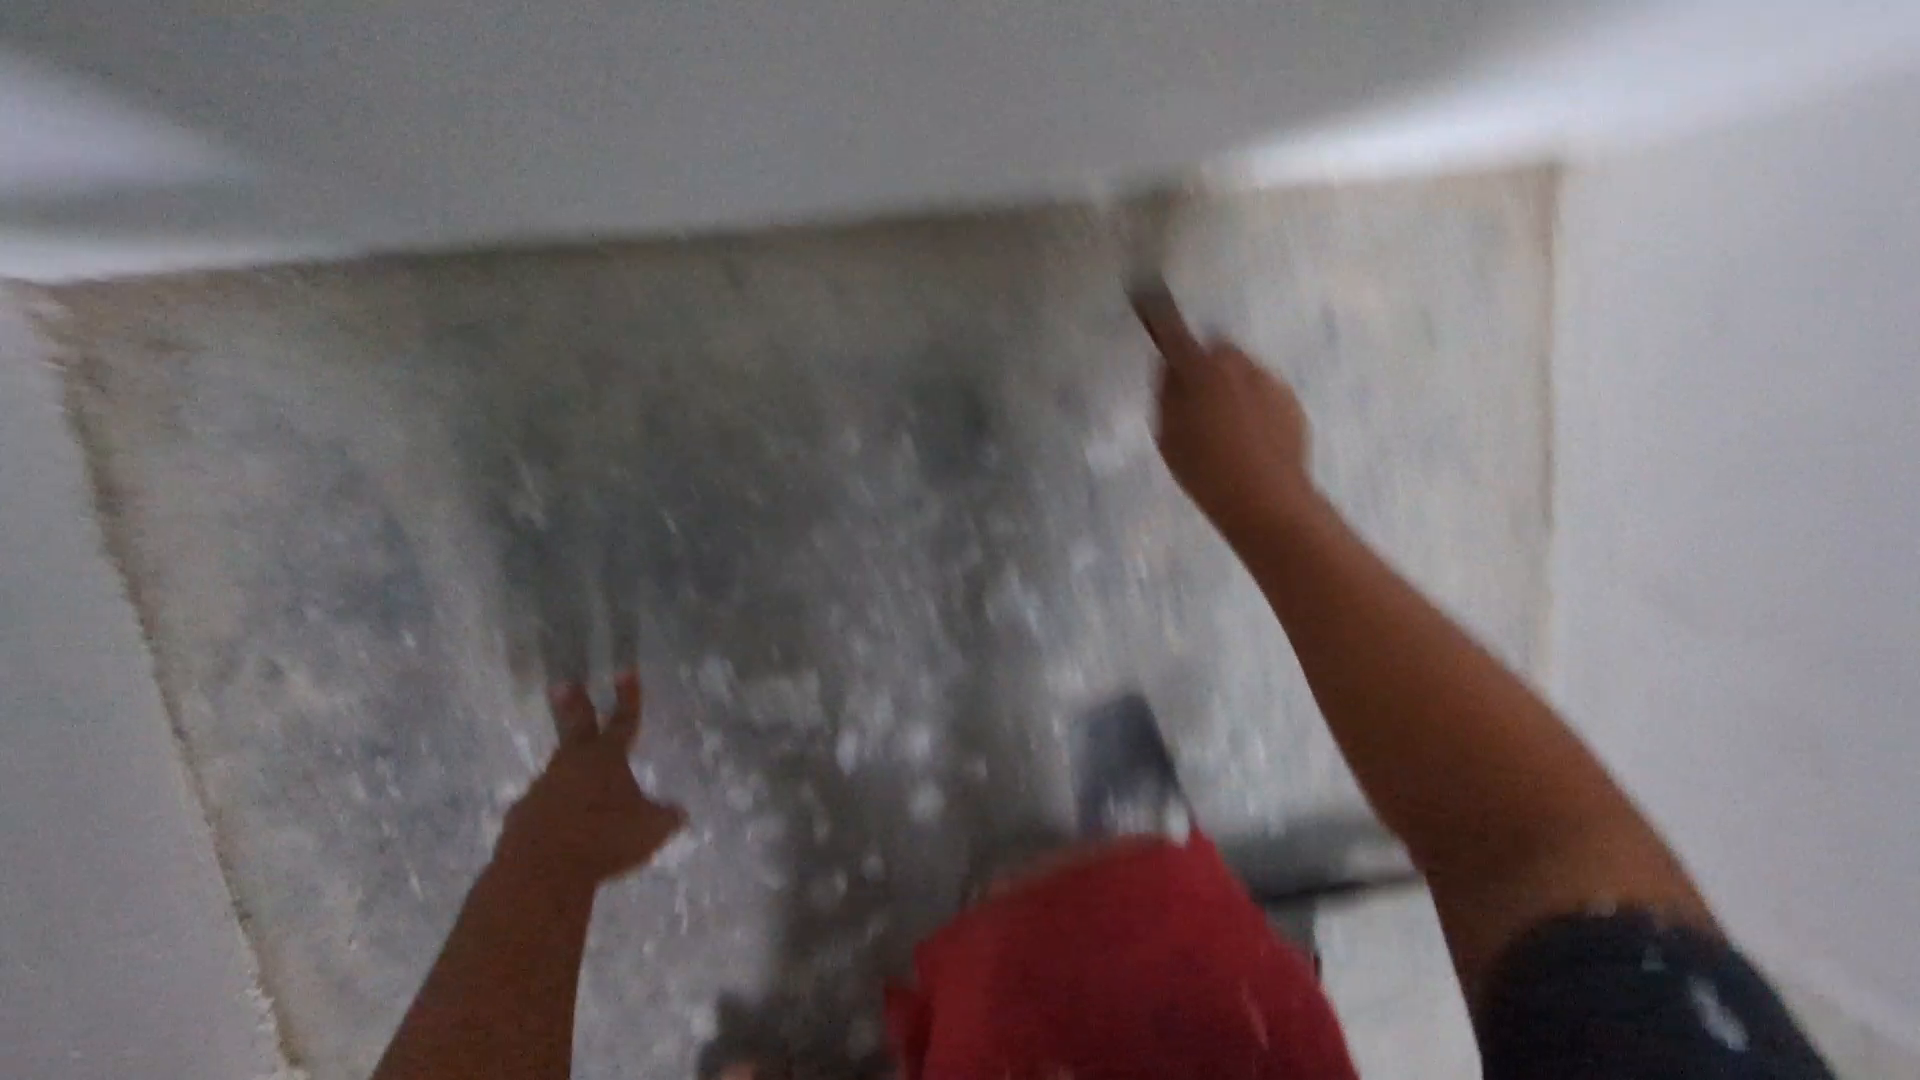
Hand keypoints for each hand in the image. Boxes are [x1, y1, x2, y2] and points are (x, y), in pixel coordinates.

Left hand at [497, 670, 684, 883]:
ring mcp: (542, 790)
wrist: (540, 872)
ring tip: (579, 784)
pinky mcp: (521, 818)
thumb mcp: (651, 829)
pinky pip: (544, 807)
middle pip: (575, 727)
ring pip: (559, 773)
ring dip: (568, 771)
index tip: (626, 670)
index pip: (624, 721)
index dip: (629, 696)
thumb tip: (679, 812)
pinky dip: (554, 810)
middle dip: (574, 704)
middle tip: (563, 684)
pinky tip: (561, 827)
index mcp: (606, 759)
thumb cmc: (603, 840)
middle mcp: (571, 765)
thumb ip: (665, 816)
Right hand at [1133, 287, 1314, 533]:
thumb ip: (1167, 394)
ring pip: (1243, 373)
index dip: (1160, 318)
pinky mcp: (1292, 404)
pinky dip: (1254, 407)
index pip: (1175, 335)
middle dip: (1206, 366)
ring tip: (1224, 431)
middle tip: (1194, 404)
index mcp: (1202, 371)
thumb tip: (1171, 368)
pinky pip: (1264, 395)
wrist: (1266, 499)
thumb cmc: (1205, 470)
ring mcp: (1270, 383)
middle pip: (1217, 351)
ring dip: (1231, 388)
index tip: (1149, 298)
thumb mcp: (1168, 436)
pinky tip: (1248, 441)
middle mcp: (1239, 366)